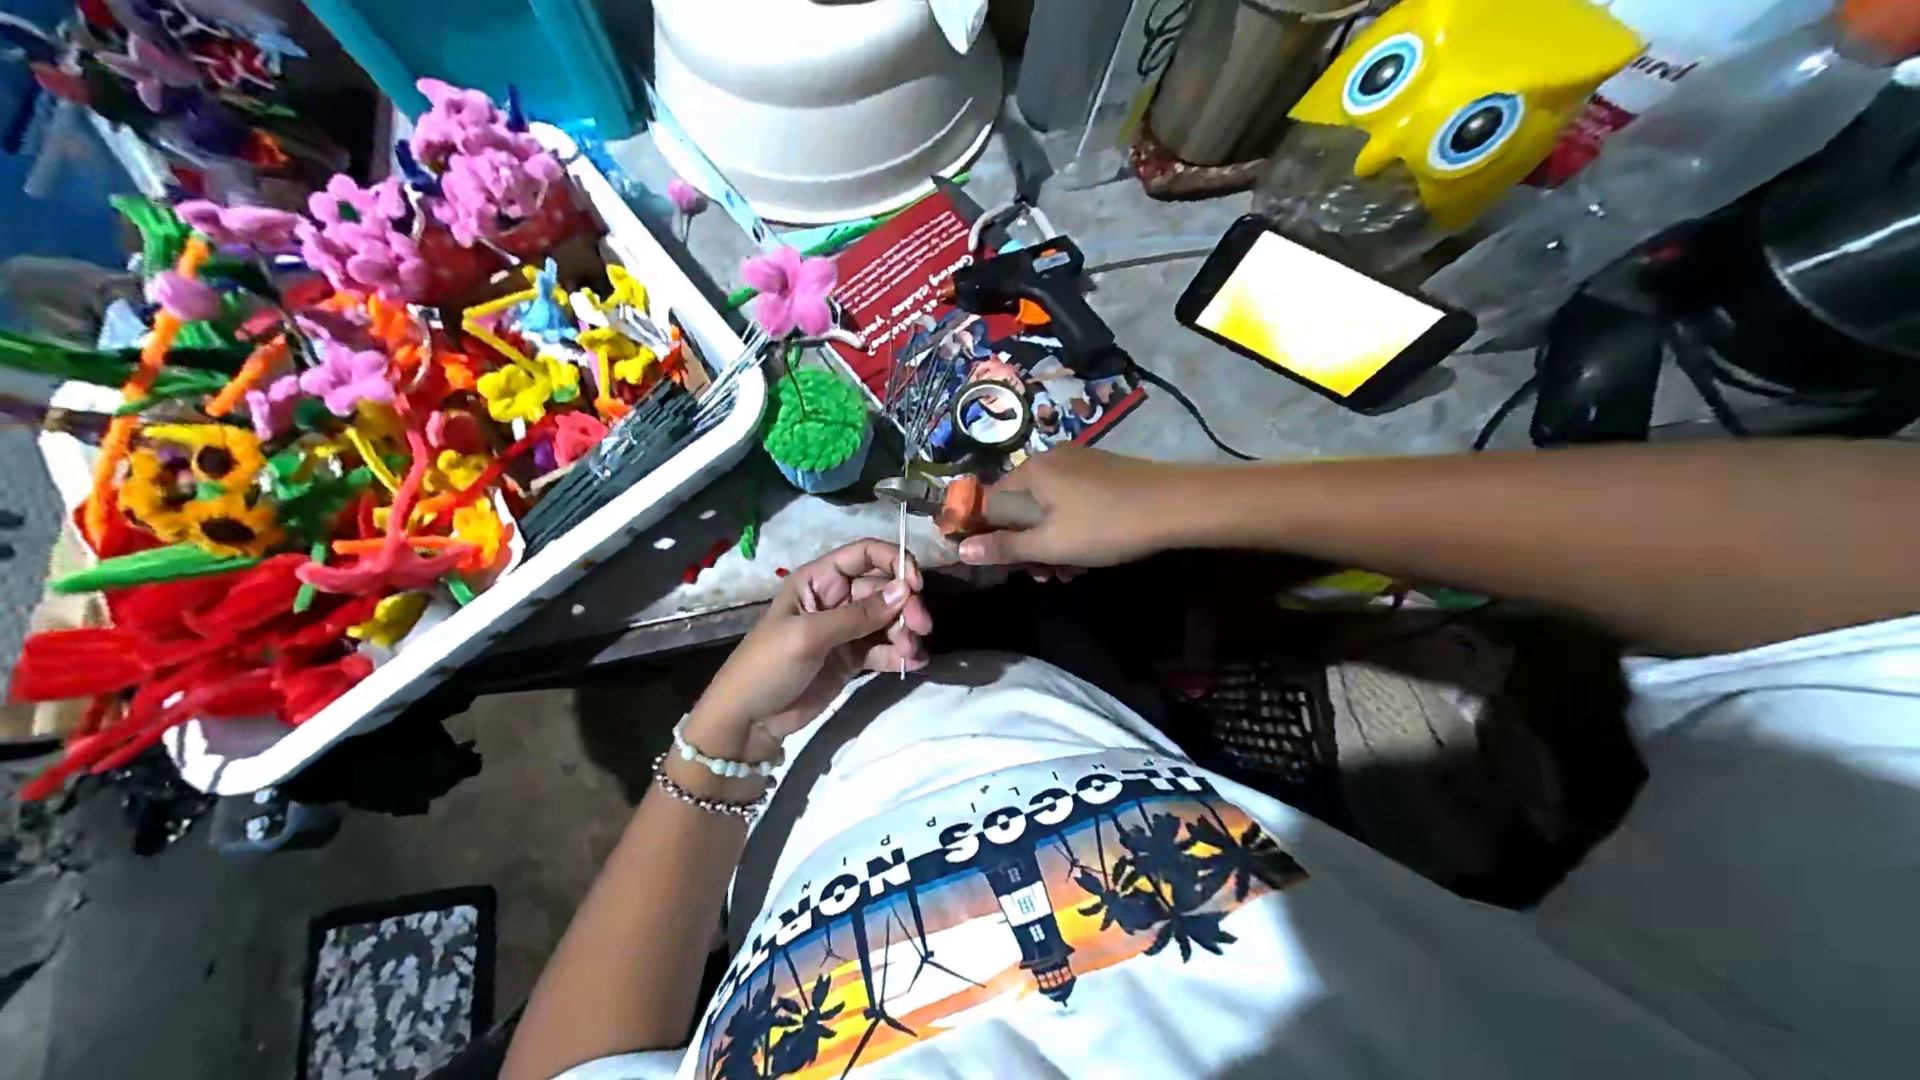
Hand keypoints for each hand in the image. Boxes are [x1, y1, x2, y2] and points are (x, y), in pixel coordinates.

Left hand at [686, 539, 932, 764]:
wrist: (747, 722)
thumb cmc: (767, 667)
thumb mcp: (809, 636)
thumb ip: (858, 615)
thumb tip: (905, 590)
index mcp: (818, 580)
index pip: (865, 554)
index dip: (895, 562)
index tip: (917, 585)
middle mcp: (836, 598)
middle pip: (885, 588)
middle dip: (906, 604)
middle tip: (921, 627)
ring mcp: (846, 630)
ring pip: (889, 619)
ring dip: (906, 632)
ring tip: (910, 653)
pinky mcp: (853, 659)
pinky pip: (885, 648)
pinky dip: (901, 654)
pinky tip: (913, 663)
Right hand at [957, 444, 1175, 569]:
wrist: (1176, 505)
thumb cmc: (1106, 526)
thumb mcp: (1051, 545)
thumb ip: (1005, 548)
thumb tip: (961, 549)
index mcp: (1030, 473)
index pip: (988, 504)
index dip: (987, 536)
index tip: (1000, 566)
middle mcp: (1048, 460)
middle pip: (1019, 508)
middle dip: (1027, 545)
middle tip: (1045, 576)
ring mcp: (1077, 463)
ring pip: (1047, 509)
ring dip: (1052, 542)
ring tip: (1070, 571)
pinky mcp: (1101, 472)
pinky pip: (1070, 501)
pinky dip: (1071, 527)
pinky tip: (1089, 552)